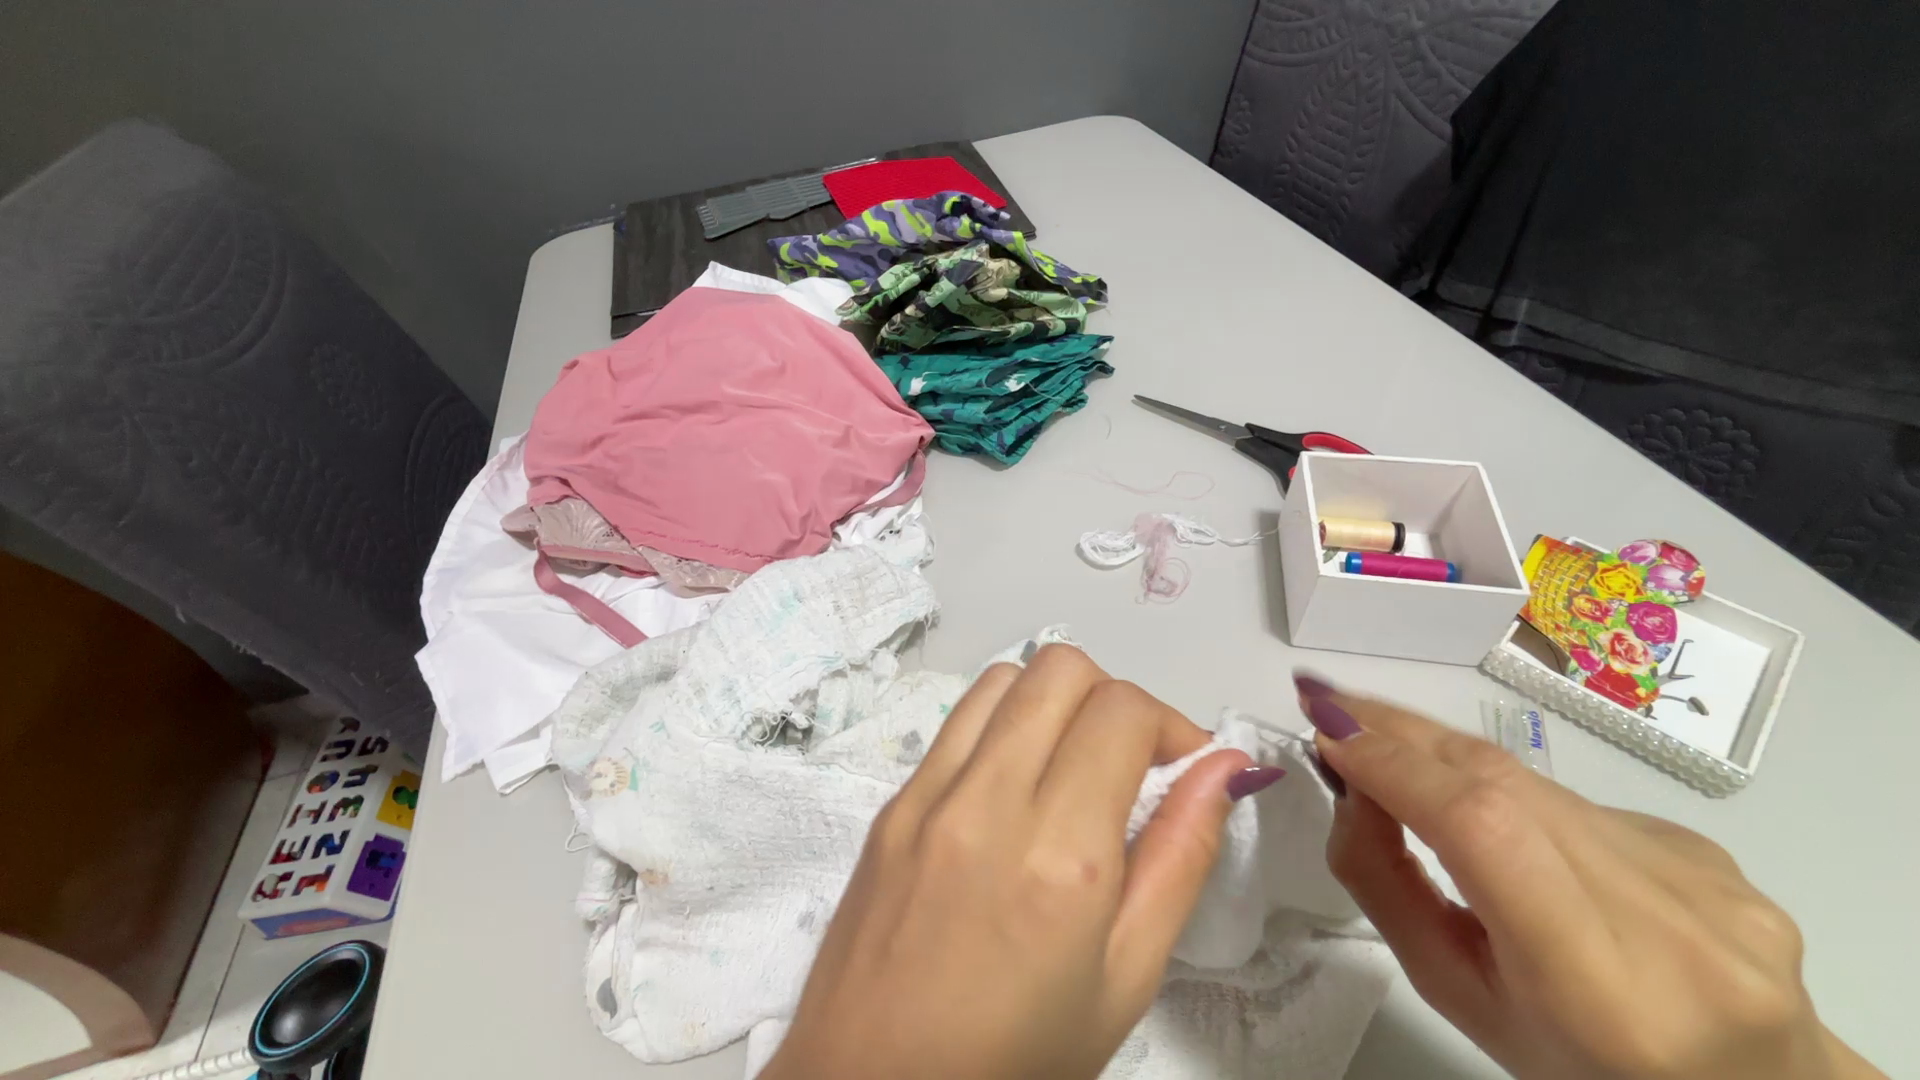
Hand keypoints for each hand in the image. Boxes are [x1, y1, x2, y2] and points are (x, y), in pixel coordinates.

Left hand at [761, 645, 1277, 1079]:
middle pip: (1062, 668)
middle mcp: (988, 802)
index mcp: (1061, 854)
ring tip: (1071, 766)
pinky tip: (1013, 787)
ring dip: (1055, 700)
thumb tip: (1227, 766)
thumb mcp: (1125, 977)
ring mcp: (928, 795)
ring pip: (1006, 678)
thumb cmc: (1013, 1058)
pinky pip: (956, 722)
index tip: (1182, 769)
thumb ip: (1182, 856)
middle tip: (1129, 764)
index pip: (1122, 711)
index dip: (1171, 725)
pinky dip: (1002, 724)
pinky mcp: (892, 803)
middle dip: (1114, 699)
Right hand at [1295, 673, 1885, 1079]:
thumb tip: (1353, 788)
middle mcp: (1665, 919)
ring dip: (1441, 754)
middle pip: (1504, 784)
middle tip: (1325, 699)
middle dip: (1401, 732)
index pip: (1482, 830)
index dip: (1395, 766)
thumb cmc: (1575, 1063)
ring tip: (1378, 738)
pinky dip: (1508, 792)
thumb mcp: (1456, 994)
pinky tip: (1492, 815)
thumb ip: (1389, 890)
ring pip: (1532, 783)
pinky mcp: (1708, 848)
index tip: (1324, 727)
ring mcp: (1699, 877)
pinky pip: (1572, 800)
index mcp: (1597, 986)